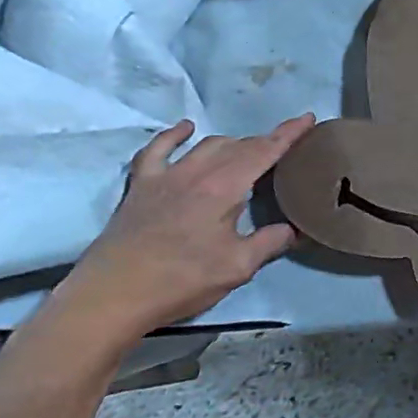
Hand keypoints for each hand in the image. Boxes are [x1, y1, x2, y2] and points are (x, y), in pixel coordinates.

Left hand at [50, 115, 315, 345]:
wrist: (108, 300)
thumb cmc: (180, 281)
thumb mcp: (238, 267)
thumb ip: (270, 242)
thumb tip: (295, 230)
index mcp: (225, 188)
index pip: (265, 151)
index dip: (289, 134)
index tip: (308, 118)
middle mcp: (196, 173)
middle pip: (239, 146)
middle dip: (266, 142)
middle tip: (286, 149)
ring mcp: (164, 178)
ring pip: (206, 146)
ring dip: (232, 144)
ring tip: (247, 151)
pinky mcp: (139, 189)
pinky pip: (156, 151)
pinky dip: (173, 136)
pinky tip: (185, 129)